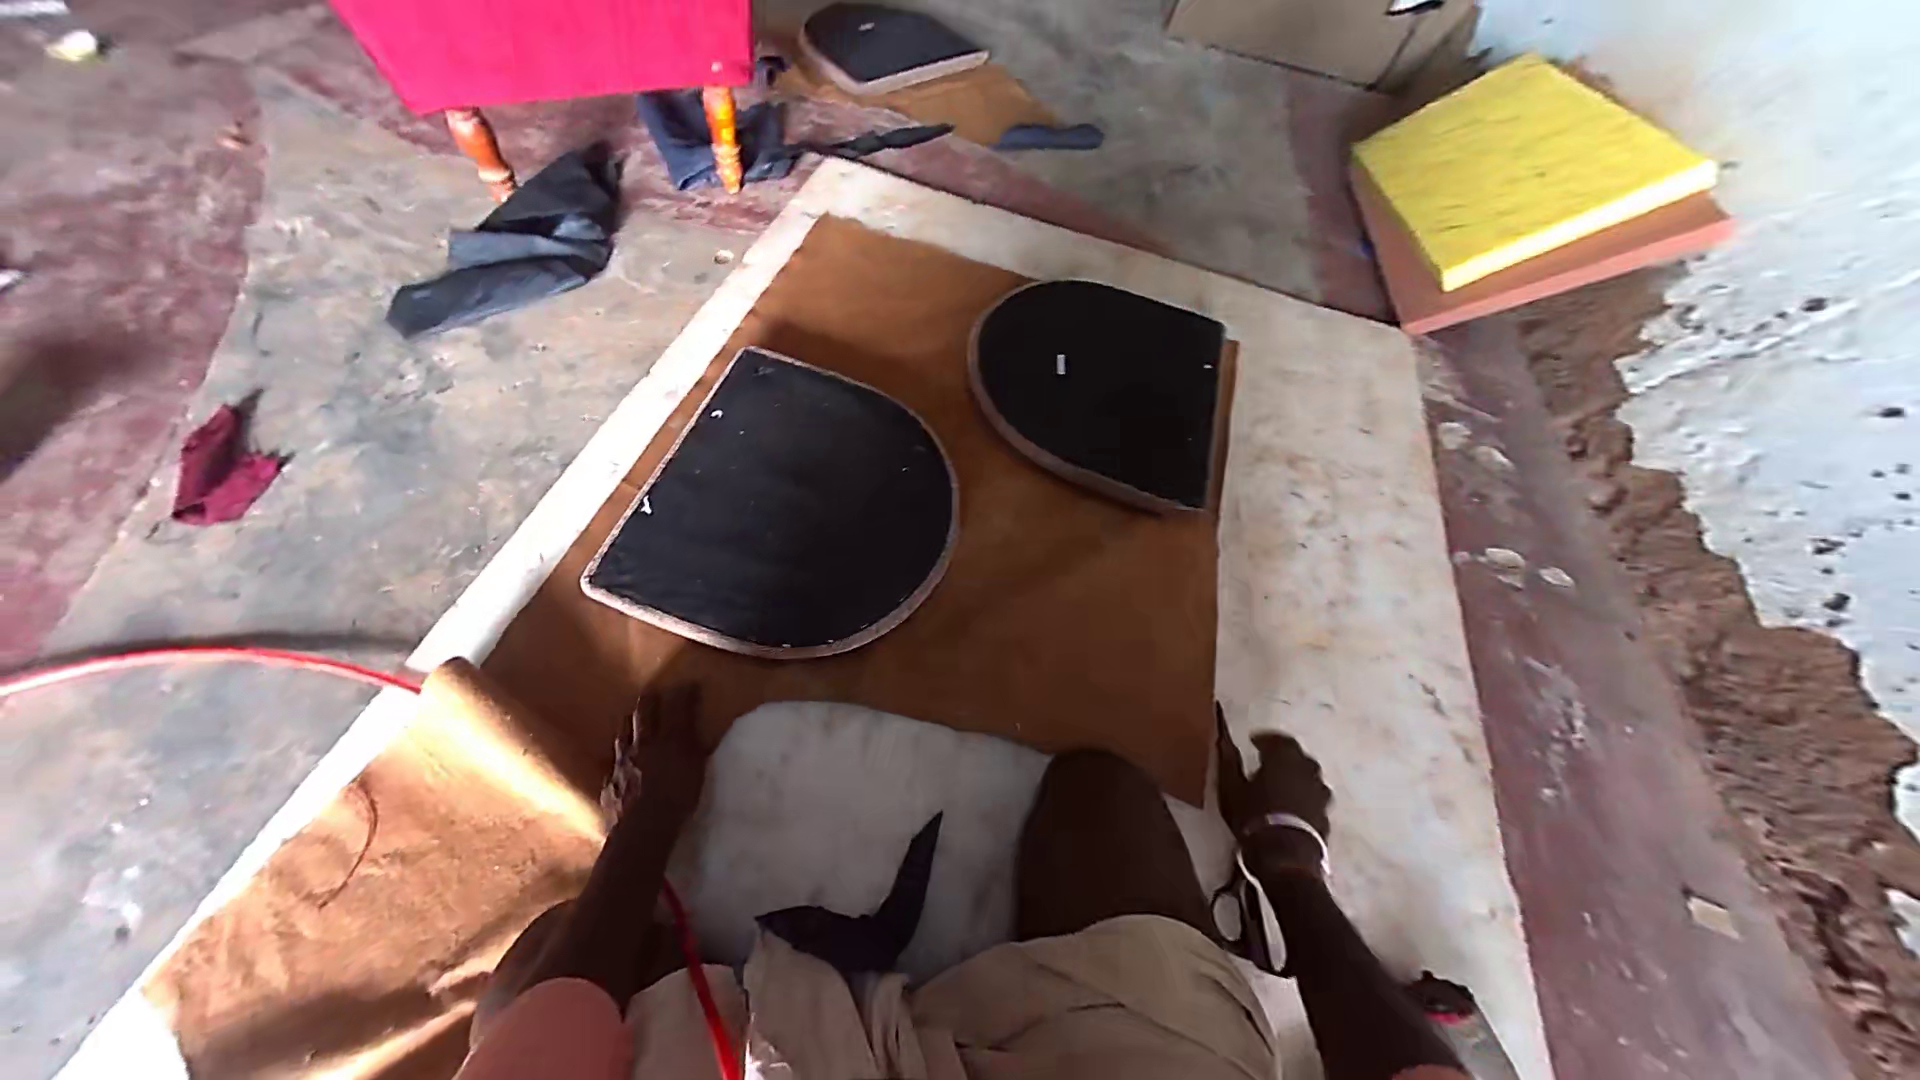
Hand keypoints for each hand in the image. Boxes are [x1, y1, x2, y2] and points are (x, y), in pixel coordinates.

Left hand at [599, 683, 709, 826]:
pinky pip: (614, 764)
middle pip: (643, 715)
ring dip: (629, 723)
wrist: (643, 828)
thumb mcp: (698, 769)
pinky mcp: (610, 783)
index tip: (688, 683)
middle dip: (649, 700)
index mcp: (669, 739)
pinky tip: (621, 762)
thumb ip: (696, 748)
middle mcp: (643, 745)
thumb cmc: (680, 797)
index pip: (677, 708)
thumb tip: (702, 731)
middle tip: (652, 691)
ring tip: (631, 717)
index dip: (683, 694)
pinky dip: (620, 758)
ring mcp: (622, 764)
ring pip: (623, 735)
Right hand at [1215, 706, 1332, 878]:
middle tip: (1267, 758)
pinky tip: (1292, 801)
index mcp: (1283, 760)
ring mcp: (1320, 794)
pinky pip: (1315, 794)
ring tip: (1282, 779)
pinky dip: (1304, 792)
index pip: (1279, 739)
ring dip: (1297, 772)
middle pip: (1299, 755)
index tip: (1253, 741)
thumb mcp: (1231, 787)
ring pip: (1311, 774)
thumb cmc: (1253, 817)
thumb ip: (1229, 761)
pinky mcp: (1325, 815)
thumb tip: (1223, 740)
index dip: (1265, 738)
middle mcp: (1307, 772)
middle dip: (1284, 753)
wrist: (1285, 857)